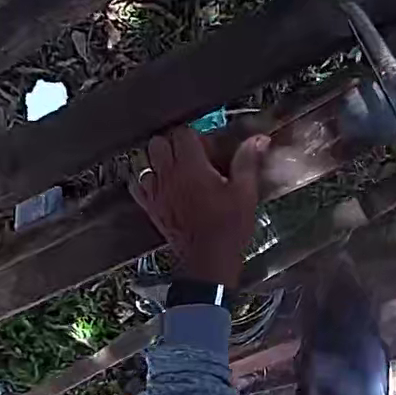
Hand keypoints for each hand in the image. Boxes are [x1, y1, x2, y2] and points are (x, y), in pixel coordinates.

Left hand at [129, 127, 270, 289]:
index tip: (210, 150)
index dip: (198, 137)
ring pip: (146, 160)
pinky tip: (161, 186)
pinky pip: (137, 185)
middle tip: (192, 157)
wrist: (209, 260)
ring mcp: (156, 191)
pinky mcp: (150, 207)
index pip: (184, 133)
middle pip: (160, 142)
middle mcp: (168, 174)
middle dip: (174, 145)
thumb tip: (258, 140)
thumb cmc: (229, 227)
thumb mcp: (245, 193)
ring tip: (177, 170)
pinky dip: (146, 181)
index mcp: (191, 167)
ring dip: (159, 160)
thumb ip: (247, 162)